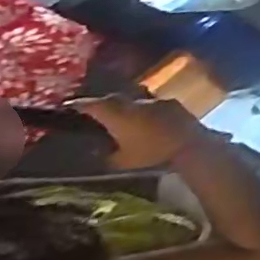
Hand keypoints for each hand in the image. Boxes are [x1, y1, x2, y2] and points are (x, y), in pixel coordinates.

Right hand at [71, 97, 206, 169]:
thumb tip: (97, 148)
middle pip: (115, 99)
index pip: (96, 105)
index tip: (69, 105)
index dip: (81, 104)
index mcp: (121, 117)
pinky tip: (141, 120)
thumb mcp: (119, 161)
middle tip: (89, 110)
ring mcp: (159, 101)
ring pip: (134, 100)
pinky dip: (142, 110)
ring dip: (123, 107)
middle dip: (101, 103)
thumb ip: (104, 153)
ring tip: (116, 117)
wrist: (190, 145)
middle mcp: (139, 104)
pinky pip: (151, 104)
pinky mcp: (173, 104)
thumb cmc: (151, 154)